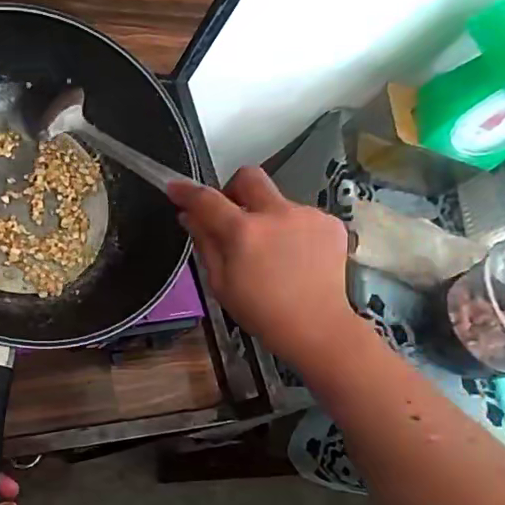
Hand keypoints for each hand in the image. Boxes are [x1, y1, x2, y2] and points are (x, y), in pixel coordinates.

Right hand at [168, 166, 358, 369]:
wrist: (316, 326)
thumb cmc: (262, 312)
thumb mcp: (221, 283)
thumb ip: (205, 243)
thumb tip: (190, 217)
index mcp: (244, 232)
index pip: (207, 200)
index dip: (186, 191)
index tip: (175, 187)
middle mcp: (276, 214)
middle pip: (248, 177)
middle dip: (234, 189)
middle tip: (233, 215)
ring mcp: (307, 216)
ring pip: (278, 201)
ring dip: (268, 218)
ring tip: (273, 254)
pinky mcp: (330, 223)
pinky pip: (302, 216)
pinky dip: (294, 231)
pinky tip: (296, 259)